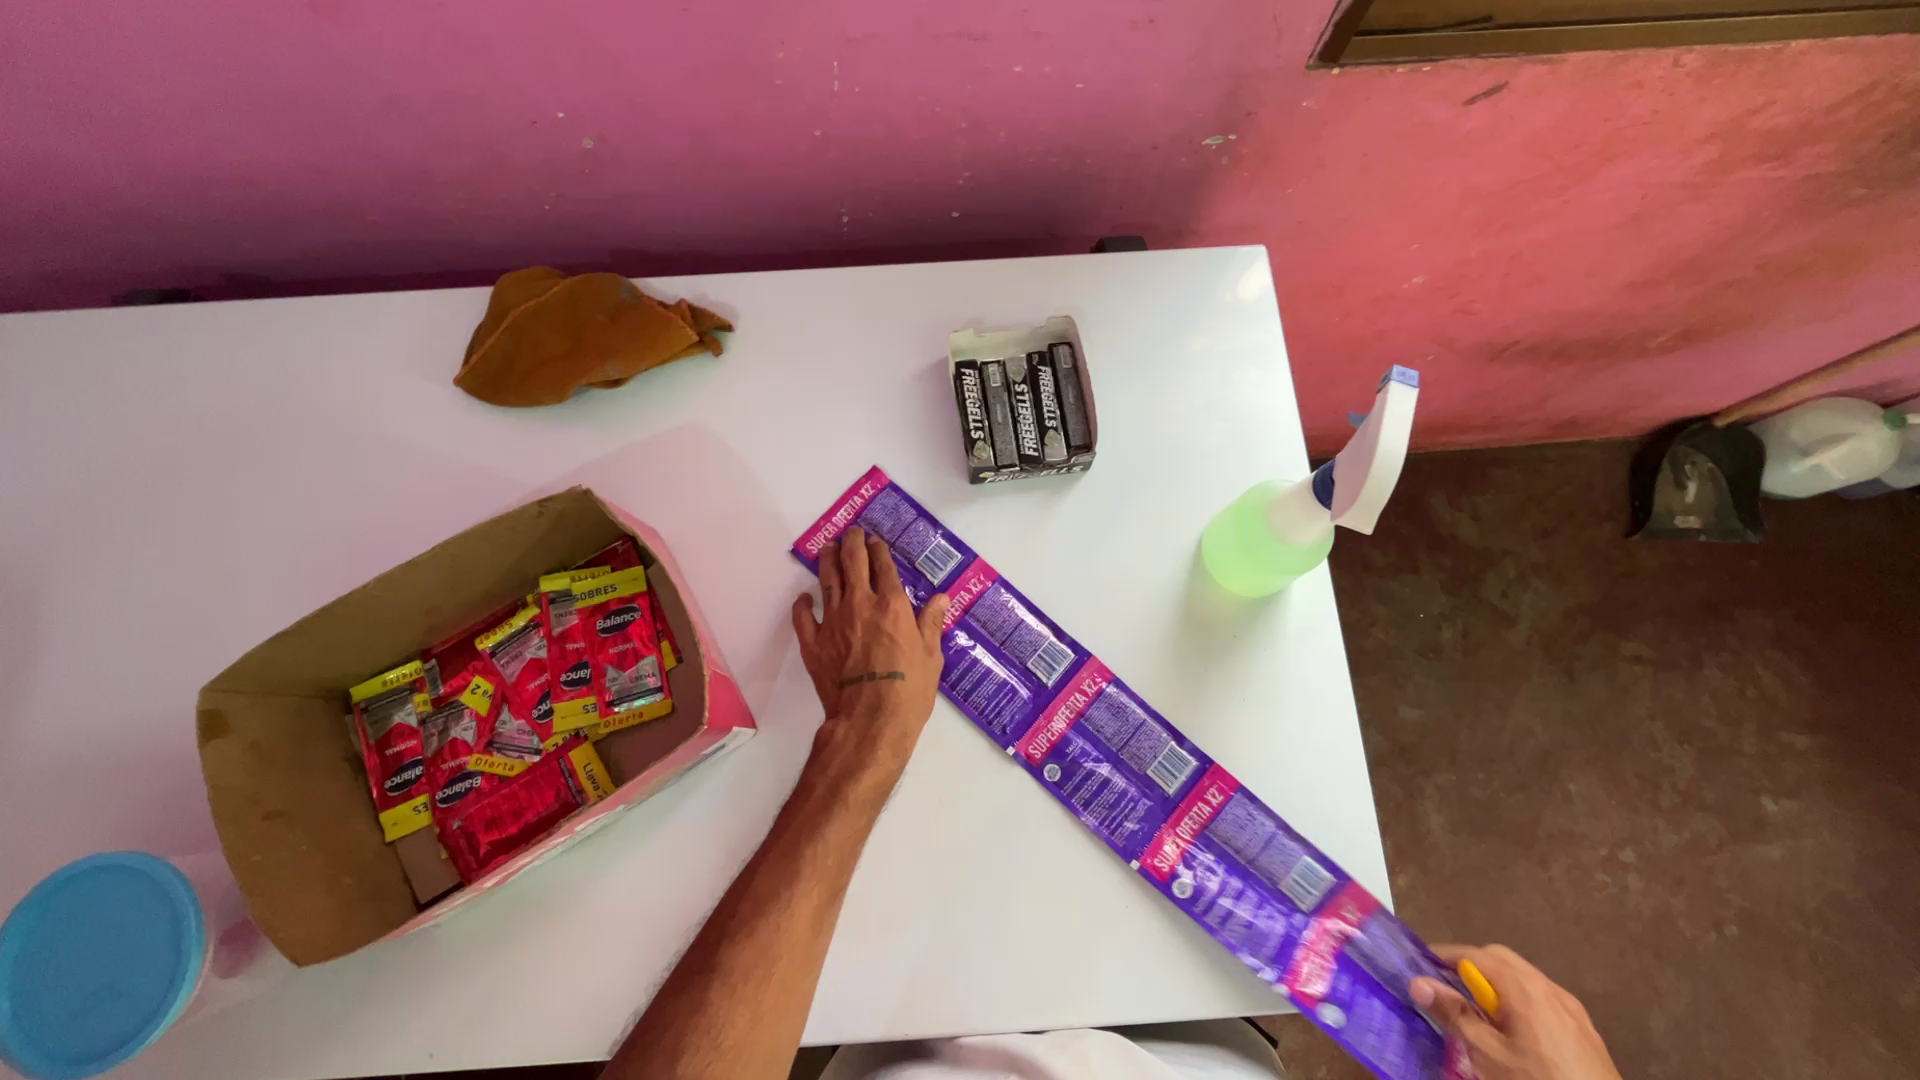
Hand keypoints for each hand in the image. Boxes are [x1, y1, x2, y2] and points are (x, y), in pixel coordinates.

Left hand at [791, 527, 948, 767]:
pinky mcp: (813, 642)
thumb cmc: (909, 690)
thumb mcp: (932, 656)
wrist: (870, 720)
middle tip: (852, 533)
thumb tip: (940, 598)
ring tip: (828, 548)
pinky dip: (802, 603)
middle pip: (852, 562)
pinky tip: (804, 597)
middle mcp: (860, 604)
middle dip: (852, 543)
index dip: (880, 550)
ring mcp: (833, 621)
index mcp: (892, 605)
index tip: (876, 541)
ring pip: (827, 579)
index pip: (884, 566)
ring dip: (828, 560)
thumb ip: (932, 623)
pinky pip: (803, 616)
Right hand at [1412, 945, 1621, 1079]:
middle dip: (1470, 966)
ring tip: (1479, 1013)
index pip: (1474, 954)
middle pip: (1501, 959)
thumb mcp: (1488, 1054)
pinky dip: (1519, 1000)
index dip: (1444, 957)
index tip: (1421, 968)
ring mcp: (1571, 1009)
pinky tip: (1516, 1032)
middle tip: (1448, 989)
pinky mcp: (1585, 1029)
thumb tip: (1419, 982)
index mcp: (1524, 988)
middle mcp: (1549, 988)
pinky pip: (1543, 998)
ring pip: (1524, 977)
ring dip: (1496, 983)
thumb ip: (1453, 1014)